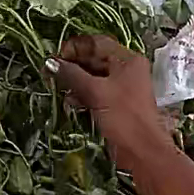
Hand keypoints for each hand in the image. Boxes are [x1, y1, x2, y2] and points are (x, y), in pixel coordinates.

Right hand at [47, 36, 172, 168]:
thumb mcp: (96, 93)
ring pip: (94, 76)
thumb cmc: (124, 117)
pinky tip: (70, 101)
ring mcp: (122, 87)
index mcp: (127, 60)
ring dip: (75, 80)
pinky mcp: (117, 103)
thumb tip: (50, 62)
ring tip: (57, 88)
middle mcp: (126, 69)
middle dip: (72, 65)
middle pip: (95, 59)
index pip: (97, 43)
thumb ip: (72, 75)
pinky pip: (96, 91)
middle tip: (51, 74)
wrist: (143, 152)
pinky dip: (83, 94)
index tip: (55, 59)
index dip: (74, 48)